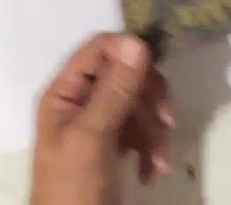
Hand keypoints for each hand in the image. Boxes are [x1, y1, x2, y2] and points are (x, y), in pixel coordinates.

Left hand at [31, 33, 173, 204]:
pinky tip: (151, 171)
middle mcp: (80, 102)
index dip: (128, 51)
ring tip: (159, 157)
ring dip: (153, 128)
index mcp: (65, 93)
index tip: (155, 66)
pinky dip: (151, 148)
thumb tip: (137, 41)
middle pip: (124, 74)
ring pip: (137, 103)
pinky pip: (140, 130)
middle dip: (148, 97)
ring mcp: (97, 126)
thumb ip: (113, 91)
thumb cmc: (73, 191)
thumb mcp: (92, 139)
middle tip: (164, 118)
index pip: (99, 49)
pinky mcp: (113, 148)